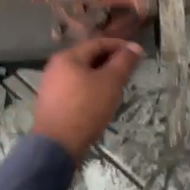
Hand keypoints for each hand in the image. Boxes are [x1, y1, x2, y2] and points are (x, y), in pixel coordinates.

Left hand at [33, 37, 143, 158]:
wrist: (57, 146)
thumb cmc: (86, 109)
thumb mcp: (110, 83)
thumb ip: (124, 62)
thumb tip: (135, 47)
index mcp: (68, 57)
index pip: (98, 43)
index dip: (120, 46)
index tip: (137, 53)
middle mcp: (56, 67)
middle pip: (89, 58)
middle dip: (111, 62)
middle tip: (129, 71)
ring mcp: (51, 86)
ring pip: (82, 74)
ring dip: (101, 77)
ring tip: (118, 87)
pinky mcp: (52, 103)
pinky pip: (76, 89)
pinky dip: (91, 89)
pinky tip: (101, 101)